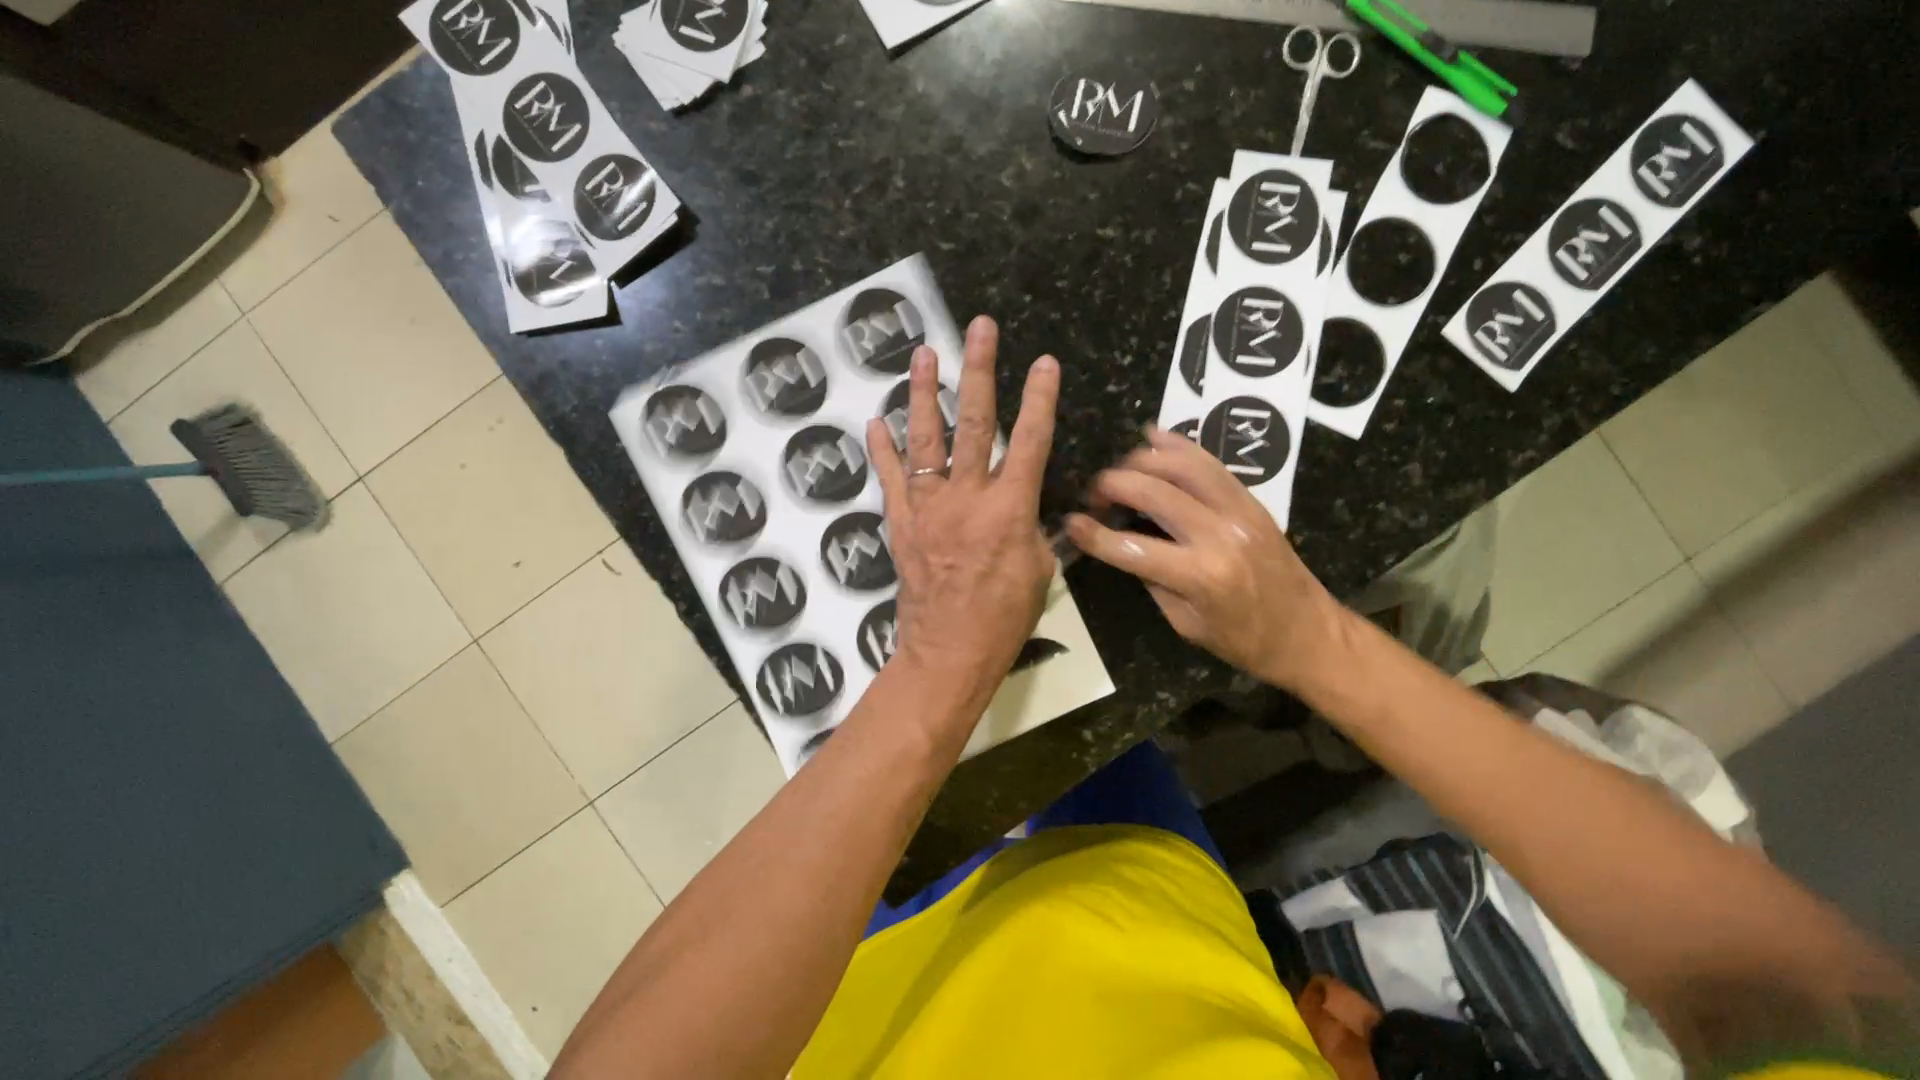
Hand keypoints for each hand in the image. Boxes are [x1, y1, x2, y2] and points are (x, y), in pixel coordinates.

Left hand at [865, 316, 1059, 712]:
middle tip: (980, 328)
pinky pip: (891, 479)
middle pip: (975, 422)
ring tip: (922, 354)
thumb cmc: (1003, 619)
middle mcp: (968, 496)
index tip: (1044, 361)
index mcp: (1010, 509)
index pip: (1031, 441)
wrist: (948, 652)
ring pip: (925, 439)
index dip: (1040, 399)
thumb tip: (1029, 510)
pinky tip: (875, 422)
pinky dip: (882, 450)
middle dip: (980, 370)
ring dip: (923, 393)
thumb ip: (1032, 530)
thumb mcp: (1038, 572)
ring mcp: (929, 507)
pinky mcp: (903, 523)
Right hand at [1064, 426, 1354, 694]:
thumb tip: (1123, 545)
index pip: (1132, 546)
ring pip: (1183, 465)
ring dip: (1142, 459)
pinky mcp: (1251, 500)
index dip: (1094, 534)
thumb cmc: (1243, 640)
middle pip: (1153, 492)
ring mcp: (1240, 511)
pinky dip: (1178, 446)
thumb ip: (1153, 580)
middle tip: (1092, 494)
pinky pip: (1210, 463)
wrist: (1308, 632)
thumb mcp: (1186, 624)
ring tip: (1118, 469)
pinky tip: (1153, 438)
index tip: (1071, 522)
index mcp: (1201, 576)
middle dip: (1113, 486)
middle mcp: (1220, 534)